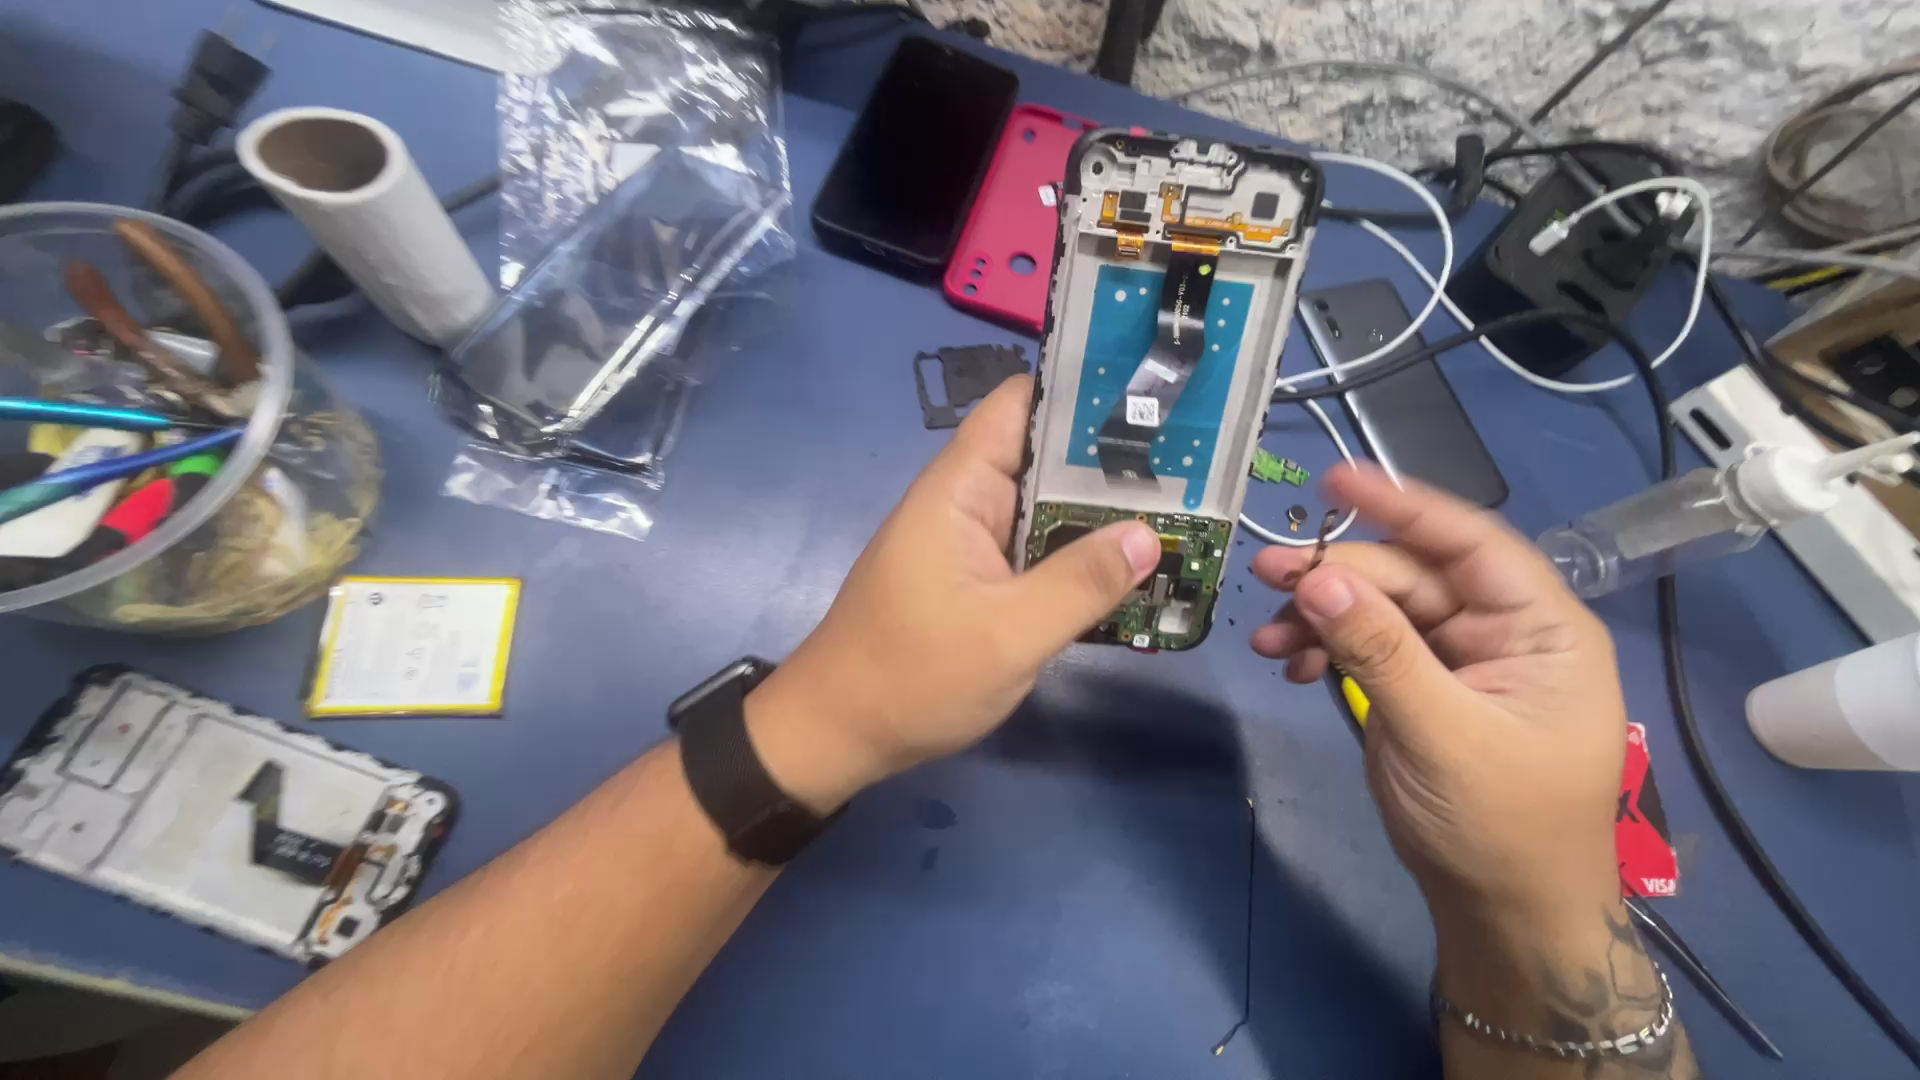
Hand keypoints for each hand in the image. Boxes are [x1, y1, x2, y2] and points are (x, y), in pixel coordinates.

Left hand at [747, 376, 1161, 811]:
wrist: (841, 733)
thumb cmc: (912, 678)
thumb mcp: (1007, 635)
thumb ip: (1080, 584)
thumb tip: (1150, 534)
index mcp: (960, 489)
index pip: (1018, 405)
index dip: (1079, 389)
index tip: (1151, 393)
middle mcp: (968, 503)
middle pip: (1044, 456)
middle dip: (1111, 456)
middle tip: (1197, 461)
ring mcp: (974, 545)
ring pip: (1046, 508)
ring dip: (1102, 510)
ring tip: (1188, 506)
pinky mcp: (981, 582)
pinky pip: (1038, 552)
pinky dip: (1080, 554)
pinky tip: (1135, 566)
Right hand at [1248, 464, 1626, 932]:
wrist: (1499, 910)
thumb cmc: (1498, 825)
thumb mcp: (1440, 733)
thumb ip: (1379, 651)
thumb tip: (1316, 578)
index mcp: (1539, 629)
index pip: (1470, 543)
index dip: (1403, 505)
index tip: (1335, 481)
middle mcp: (1497, 630)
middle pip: (1405, 576)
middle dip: (1336, 576)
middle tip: (1265, 576)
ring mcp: (1452, 658)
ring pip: (1374, 609)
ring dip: (1317, 615)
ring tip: (1266, 638)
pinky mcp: (1415, 685)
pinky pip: (1361, 645)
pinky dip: (1321, 648)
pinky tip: (1290, 666)